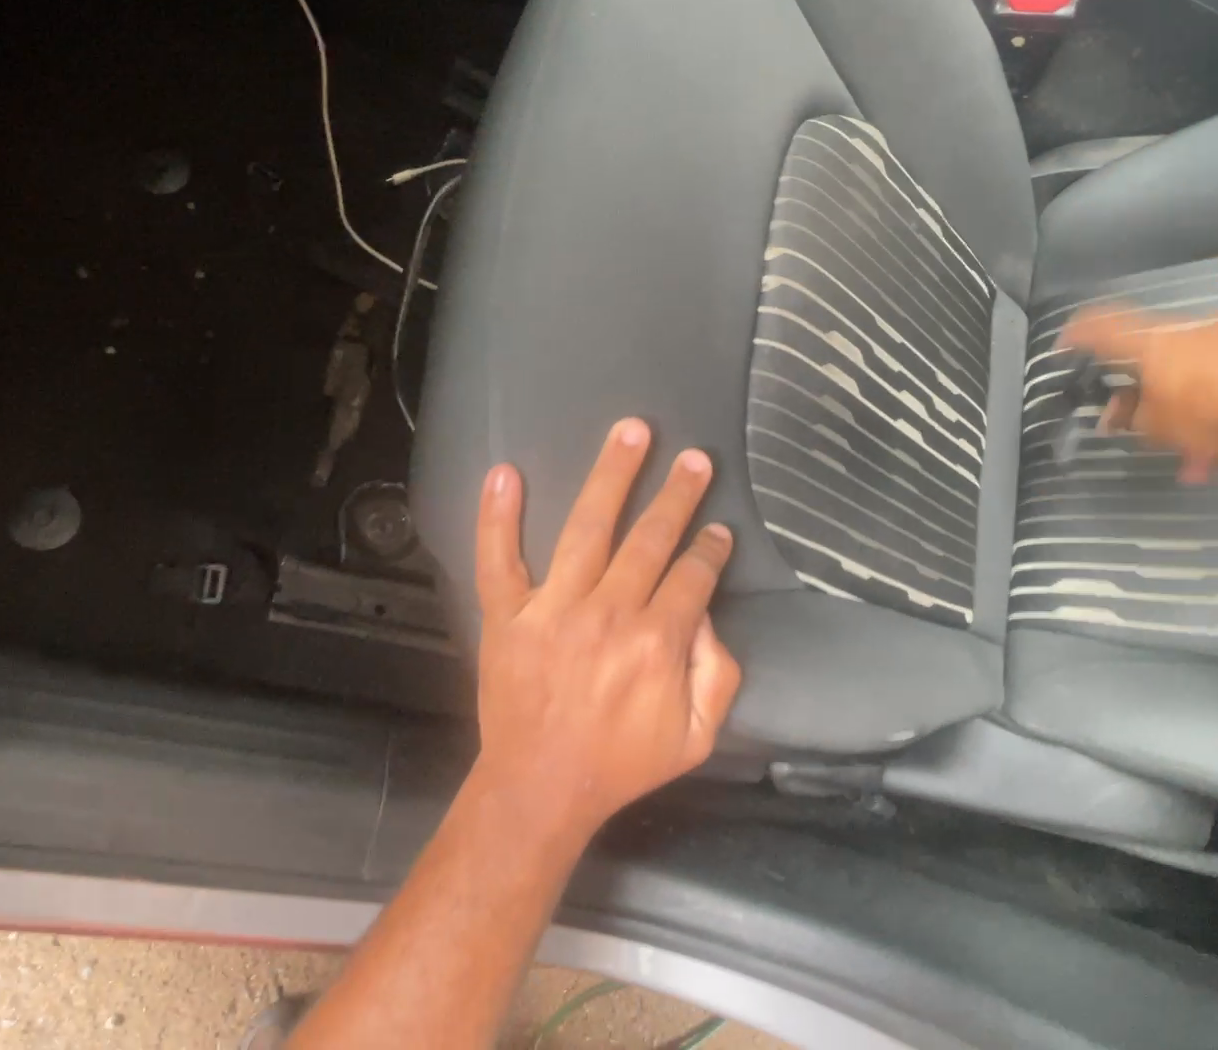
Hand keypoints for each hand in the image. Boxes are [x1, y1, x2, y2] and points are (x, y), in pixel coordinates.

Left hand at [471, 418, 742, 838]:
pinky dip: (498, 516)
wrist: (540, 786)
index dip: (711, 549)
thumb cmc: (620, 764)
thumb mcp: (697, 737)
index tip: (718, 530)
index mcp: (658, 643)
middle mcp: (609, 613)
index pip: (693, 576)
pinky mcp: (506, 614)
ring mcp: (552, 608)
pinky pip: (498, 558)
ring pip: (587, 527)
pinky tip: (504, 472)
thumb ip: (718, 674)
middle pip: (650, 538)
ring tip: (632, 431)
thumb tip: (706, 616)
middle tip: (694, 458)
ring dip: (612, 476)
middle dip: (677, 494)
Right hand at [1061, 304, 1217, 482]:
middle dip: (1147, 397)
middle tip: (1139, 426)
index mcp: (1155, 342)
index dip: (1078, 333)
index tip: (1065, 343)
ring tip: (1195, 458)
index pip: (1103, 326)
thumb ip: (1130, 417)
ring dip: (1190, 416)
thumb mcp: (1159, 428)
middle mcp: (1194, 331)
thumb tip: (1114, 413)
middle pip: (1155, 359)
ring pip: (1198, 379)